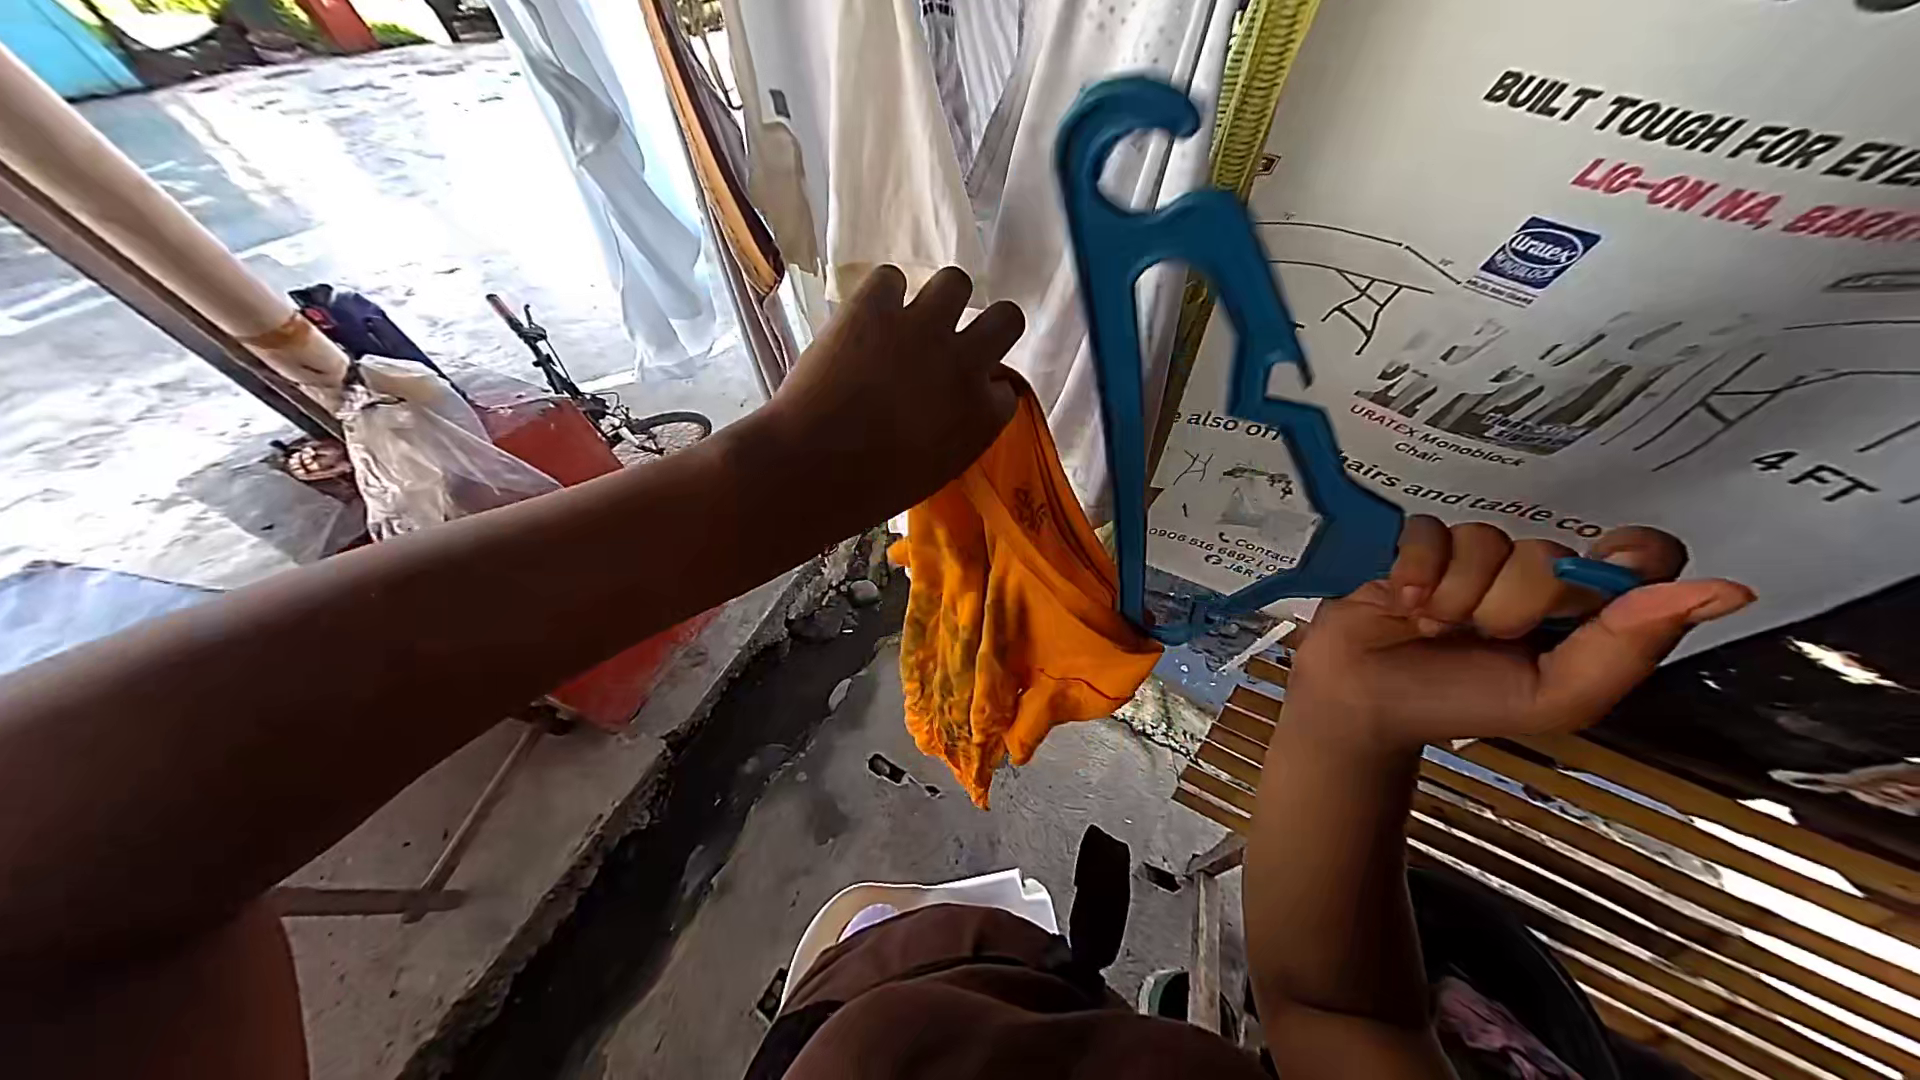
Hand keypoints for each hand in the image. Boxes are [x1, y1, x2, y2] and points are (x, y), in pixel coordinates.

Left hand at [758, 265, 1021, 524]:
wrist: (814, 467)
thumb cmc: (874, 488)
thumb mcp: (935, 470)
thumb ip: (955, 434)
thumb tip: (946, 412)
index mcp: (982, 415)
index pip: (1004, 388)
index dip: (982, 388)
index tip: (961, 395)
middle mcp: (965, 363)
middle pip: (1007, 318)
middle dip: (988, 326)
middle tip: (955, 340)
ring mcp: (922, 328)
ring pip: (956, 282)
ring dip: (939, 300)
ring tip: (912, 319)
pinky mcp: (875, 307)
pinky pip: (890, 278)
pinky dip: (881, 295)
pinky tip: (867, 317)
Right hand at [1286, 517, 1754, 753]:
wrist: (1363, 701)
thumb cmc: (1456, 703)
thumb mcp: (1555, 696)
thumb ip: (1626, 648)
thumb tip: (1724, 591)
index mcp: (1581, 616)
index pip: (1639, 554)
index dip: (1624, 559)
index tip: (1590, 588)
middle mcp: (1529, 579)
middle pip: (1548, 555)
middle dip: (1510, 605)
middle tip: (1480, 636)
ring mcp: (1467, 561)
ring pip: (1484, 540)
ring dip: (1455, 593)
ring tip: (1431, 625)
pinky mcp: (1413, 550)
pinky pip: (1428, 531)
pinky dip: (1415, 569)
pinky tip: (1402, 601)